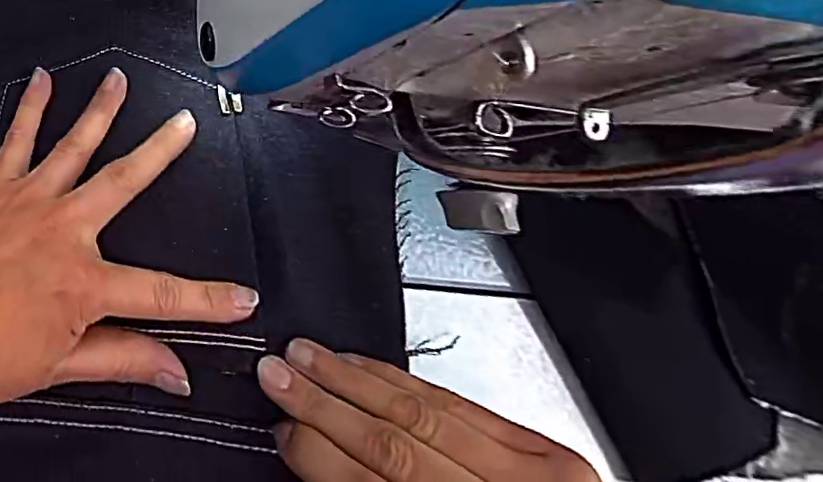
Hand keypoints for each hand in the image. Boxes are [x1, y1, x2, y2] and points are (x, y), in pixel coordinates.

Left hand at [0, 66, 258, 415]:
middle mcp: (64, 230)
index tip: (243, 298)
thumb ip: (121, 360)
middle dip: (162, 150)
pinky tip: (42, 79)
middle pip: (125, 181)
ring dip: (101, 109)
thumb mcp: (55, 369)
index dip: (209, 300)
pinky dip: (31, 106)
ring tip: (119, 79)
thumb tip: (173, 373)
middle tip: (186, 123)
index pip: (162, 294)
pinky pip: (18, 139)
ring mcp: (31, 200)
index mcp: (82, 284)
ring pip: (76, 145)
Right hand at [258, 339, 600, 481]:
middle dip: (325, 402)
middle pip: (396, 442)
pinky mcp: (545, 452)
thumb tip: (316, 458)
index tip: (282, 428)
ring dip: (354, 378)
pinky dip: (402, 380)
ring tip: (307, 354)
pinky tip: (366, 365)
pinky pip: (458, 400)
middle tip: (277, 373)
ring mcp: (533, 478)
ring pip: (422, 409)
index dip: (322, 454)